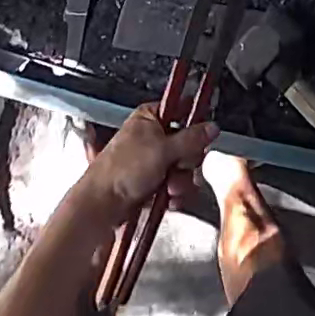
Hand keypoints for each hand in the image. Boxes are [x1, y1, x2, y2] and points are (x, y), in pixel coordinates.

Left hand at [75, 105, 217, 224]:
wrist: (103, 204)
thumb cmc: (122, 170)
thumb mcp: (162, 149)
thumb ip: (191, 139)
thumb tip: (211, 127)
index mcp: (151, 117)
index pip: (182, 111)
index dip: (194, 124)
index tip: (201, 137)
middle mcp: (153, 136)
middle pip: (188, 143)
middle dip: (187, 162)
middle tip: (177, 166)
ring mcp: (154, 160)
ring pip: (185, 167)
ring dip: (181, 181)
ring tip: (168, 187)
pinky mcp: (155, 181)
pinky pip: (177, 184)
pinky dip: (175, 194)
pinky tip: (167, 198)